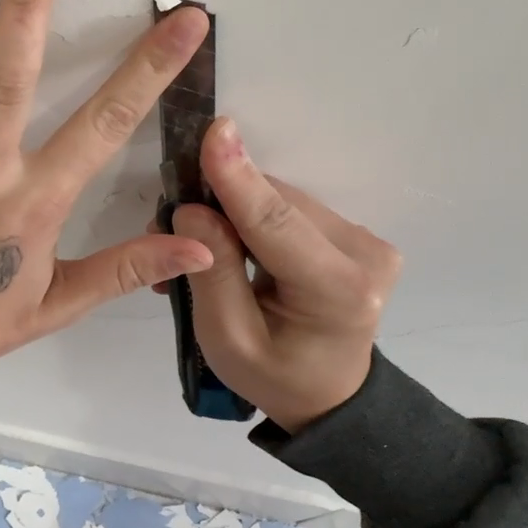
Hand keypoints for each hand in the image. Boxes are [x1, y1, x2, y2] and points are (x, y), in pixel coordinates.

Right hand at [168, 118, 402, 430]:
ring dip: (228, 211)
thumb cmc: (270, 376)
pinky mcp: (355, 236)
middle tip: (160, 229)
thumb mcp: (225, 338)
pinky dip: (247, 219)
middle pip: (275, 204)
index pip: (275, 221)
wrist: (327, 396)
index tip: (215, 130)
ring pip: (280, 202)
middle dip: (215, 205)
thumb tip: (192, 210)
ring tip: (187, 244)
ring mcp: (367, 242)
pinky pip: (288, 210)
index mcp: (336, 290)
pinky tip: (223, 243)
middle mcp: (365, 254)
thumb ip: (211, 273)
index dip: (239, 177)